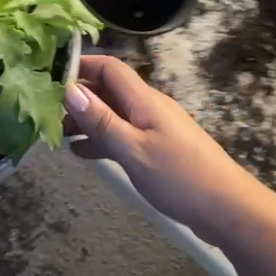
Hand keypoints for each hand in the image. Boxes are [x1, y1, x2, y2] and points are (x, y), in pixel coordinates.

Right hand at [64, 54, 275, 244]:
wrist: (229, 210)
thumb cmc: (181, 177)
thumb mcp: (134, 150)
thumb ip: (102, 121)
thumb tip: (70, 90)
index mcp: (144, 100)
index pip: (109, 67)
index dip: (81, 65)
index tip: (50, 75)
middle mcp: (148, 107)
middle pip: (108, 90)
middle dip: (78, 97)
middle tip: (47, 112)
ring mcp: (154, 128)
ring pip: (113, 114)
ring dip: (87, 120)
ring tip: (57, 135)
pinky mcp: (158, 149)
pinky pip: (123, 135)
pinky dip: (102, 140)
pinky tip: (82, 153)